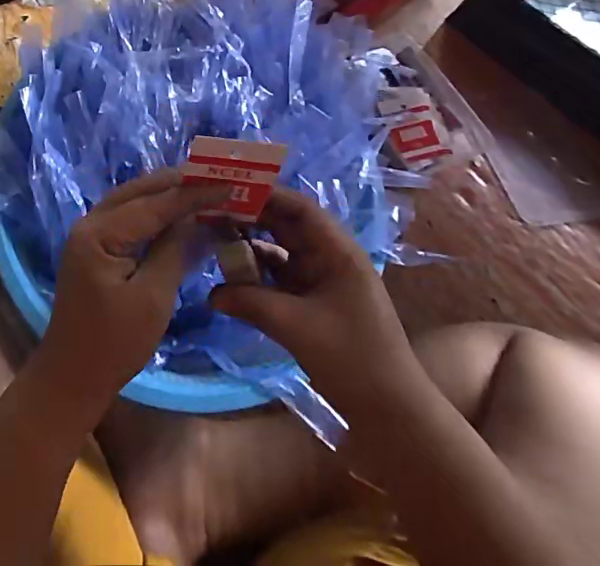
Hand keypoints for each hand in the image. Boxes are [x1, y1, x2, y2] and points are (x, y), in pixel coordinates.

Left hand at [34, 170, 225, 405]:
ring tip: (203, 189)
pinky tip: (177, 214)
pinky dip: (153, 212)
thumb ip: (173, 250)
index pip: (152, 203)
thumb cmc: (115, 342)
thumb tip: (195, 217)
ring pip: (131, 201)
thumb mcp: (152, 297)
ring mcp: (89, 234)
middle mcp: (89, 223)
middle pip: (137, 192)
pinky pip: (127, 219)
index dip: (191, 193)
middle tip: (217, 178)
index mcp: (98, 233)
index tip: (228, 183)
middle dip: (177, 184)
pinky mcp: (95, 248)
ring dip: (165, 194)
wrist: (74, 372)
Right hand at [210, 188, 414, 407]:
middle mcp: (328, 259)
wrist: (390, 411)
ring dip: (247, 244)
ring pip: (277, 249)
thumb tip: (210, 294)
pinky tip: (228, 273)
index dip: (264, 194)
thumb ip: (249, 303)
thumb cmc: (353, 358)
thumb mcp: (296, 326)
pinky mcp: (310, 301)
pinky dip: (253, 271)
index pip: (299, 208)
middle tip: (209, 210)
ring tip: (211, 236)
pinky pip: (276, 275)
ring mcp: (318, 280)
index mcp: (337, 253)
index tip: (227, 189)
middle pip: (284, 225)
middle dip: (248, 216)